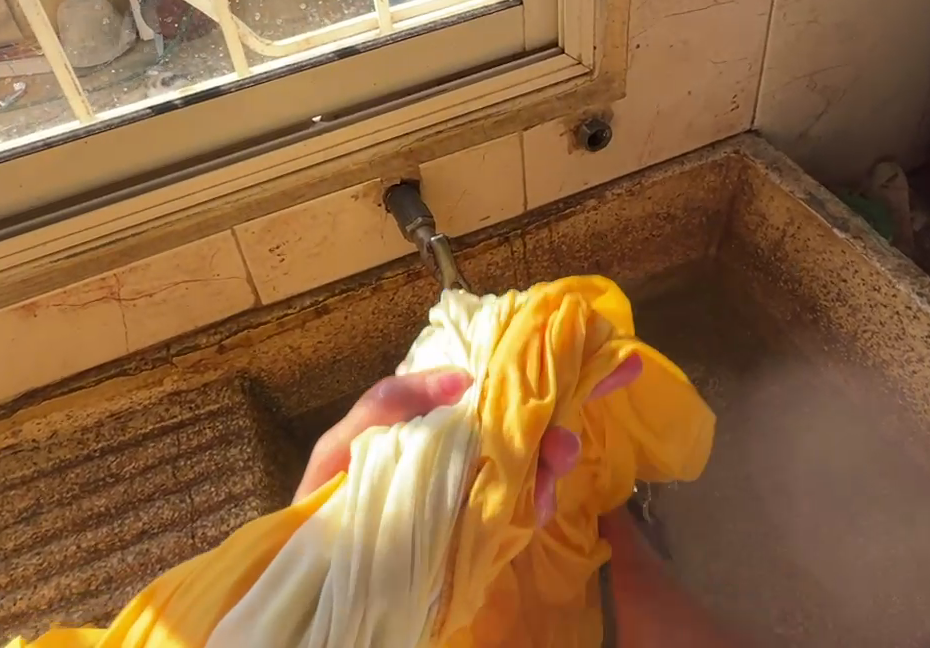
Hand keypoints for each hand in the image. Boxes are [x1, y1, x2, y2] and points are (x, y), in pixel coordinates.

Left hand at [296, 354, 644, 527]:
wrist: (322, 571)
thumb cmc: (331, 492)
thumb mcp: (347, 438)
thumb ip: (392, 401)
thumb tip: (461, 379)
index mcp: (438, 416)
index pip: (498, 384)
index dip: (547, 369)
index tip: (607, 359)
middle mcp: (465, 446)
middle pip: (525, 423)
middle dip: (557, 421)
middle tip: (567, 441)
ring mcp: (476, 488)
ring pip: (531, 464)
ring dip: (552, 462)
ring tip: (555, 468)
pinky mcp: (481, 529)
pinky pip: (520, 509)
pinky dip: (537, 502)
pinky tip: (539, 504)